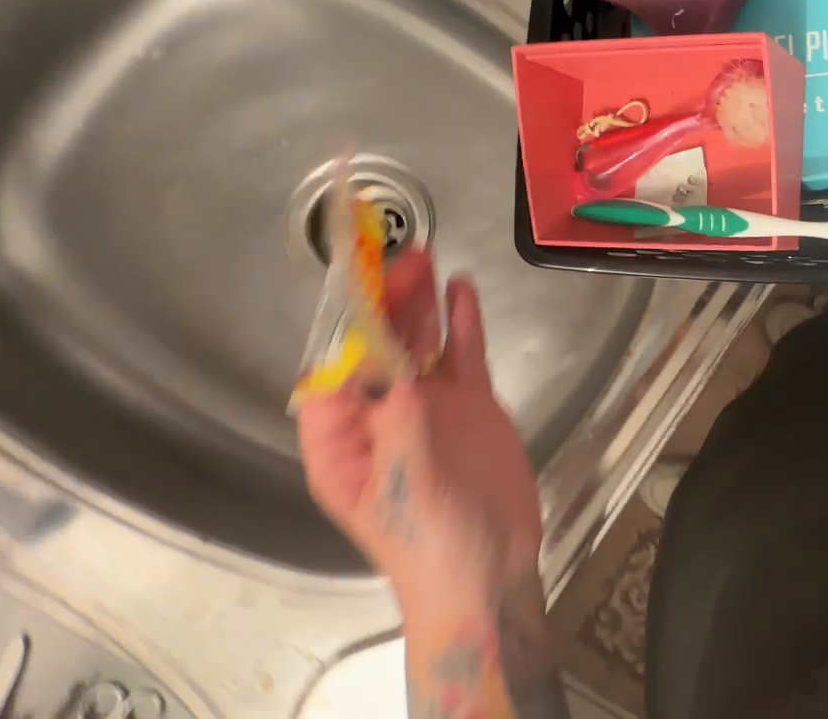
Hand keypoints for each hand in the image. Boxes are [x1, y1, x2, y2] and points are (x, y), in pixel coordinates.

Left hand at [297, 250, 543, 628]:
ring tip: (427, 259)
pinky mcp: (470, 404)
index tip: (359, 281)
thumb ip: (403, 429)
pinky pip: (462, 355)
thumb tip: (404, 372)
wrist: (490, 571)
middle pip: (379, 346)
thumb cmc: (430, 544)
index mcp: (343, 440)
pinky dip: (462, 323)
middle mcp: (382, 413)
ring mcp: (429, 406)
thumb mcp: (405, 492)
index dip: (346, 326)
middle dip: (386, 302)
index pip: (336, 370)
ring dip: (421, 302)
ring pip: (419, 343)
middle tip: (404, 256)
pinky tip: (462, 292)